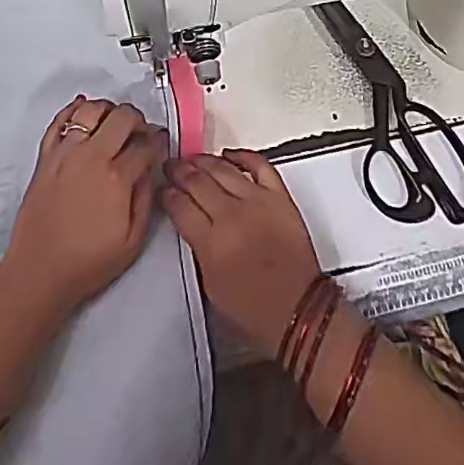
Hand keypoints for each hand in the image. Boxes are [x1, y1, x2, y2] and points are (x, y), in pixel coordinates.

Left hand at [0, 97, 165, 315]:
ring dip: (108, 111)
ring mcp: (65, 154)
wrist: (40, 272)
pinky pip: (58, 121)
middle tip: (140, 133)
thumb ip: (146, 198)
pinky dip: (72, 110)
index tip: (159, 145)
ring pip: (91, 110)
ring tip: (113, 122)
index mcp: (116, 178)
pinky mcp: (45, 158)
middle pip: (122, 116)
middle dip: (138, 121)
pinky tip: (83, 111)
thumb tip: (151, 170)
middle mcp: (91, 158)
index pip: (146, 143)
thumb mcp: (133, 239)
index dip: (158, 141)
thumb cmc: (86, 262)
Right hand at [162, 150, 322, 353]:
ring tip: (193, 159)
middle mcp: (233, 217)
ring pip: (223, 169)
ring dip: (203, 161)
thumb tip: (187, 219)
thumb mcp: (210, 284)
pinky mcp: (280, 197)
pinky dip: (243, 156)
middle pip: (197, 181)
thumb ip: (196, 246)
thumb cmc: (256, 307)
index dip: (168, 194)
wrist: (298, 310)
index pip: (180, 205)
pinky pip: (260, 165)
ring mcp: (258, 203)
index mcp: (212, 244)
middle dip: (180, 171)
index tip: (165, 190)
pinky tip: (229, 155)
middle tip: (172, 167)